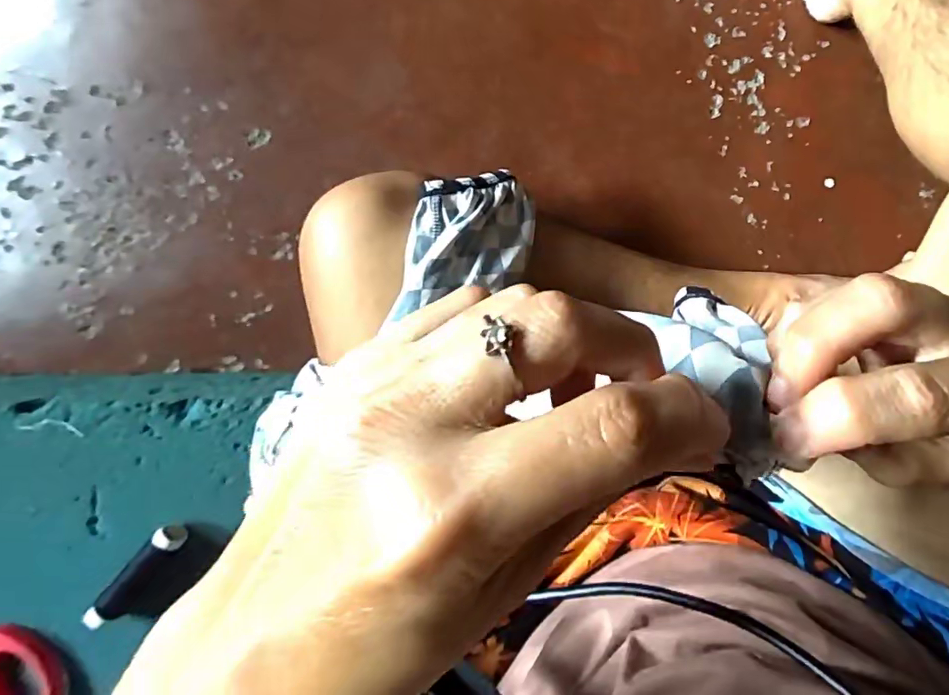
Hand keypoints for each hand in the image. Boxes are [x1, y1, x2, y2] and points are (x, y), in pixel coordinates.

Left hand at [117, 284, 729, 694]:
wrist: (242, 648)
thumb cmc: (382, 650)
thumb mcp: (500, 595)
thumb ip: (583, 496)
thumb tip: (653, 430)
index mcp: (453, 509)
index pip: (611, 425)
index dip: (683, 414)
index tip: (706, 421)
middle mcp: (413, 419)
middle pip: (559, 322)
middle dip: (629, 345)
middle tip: (642, 386)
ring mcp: (376, 374)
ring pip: (513, 297)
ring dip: (570, 329)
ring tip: (575, 379)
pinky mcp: (358, 357)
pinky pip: (459, 303)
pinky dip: (510, 323)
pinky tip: (509, 367)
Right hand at [766, 274, 948, 487]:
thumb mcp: (920, 470)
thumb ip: (865, 448)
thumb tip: (794, 428)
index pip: (918, 392)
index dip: (844, 413)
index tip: (791, 437)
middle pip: (883, 301)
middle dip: (813, 344)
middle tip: (780, 393)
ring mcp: (927, 290)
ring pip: (848, 289)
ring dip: (795, 337)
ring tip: (782, 385)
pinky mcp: (890, 277)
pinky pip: (829, 289)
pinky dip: (796, 326)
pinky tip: (793, 362)